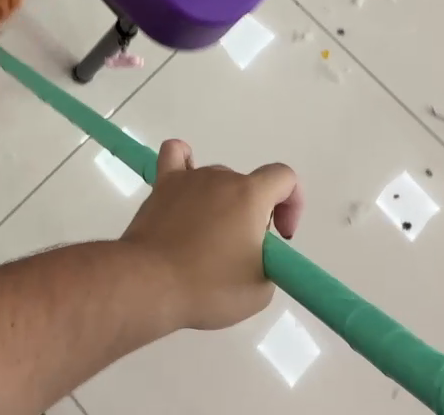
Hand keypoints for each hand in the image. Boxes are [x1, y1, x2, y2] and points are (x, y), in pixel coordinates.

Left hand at [118, 139, 303, 331]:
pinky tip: (187, 184)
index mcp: (248, 195)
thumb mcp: (261, 286)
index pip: (284, 177)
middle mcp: (218, 177)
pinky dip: (185, 163)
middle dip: (253, 214)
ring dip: (222, 203)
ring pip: (216, 180)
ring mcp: (187, 178)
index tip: (280, 236)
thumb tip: (249, 246)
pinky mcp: (161, 184)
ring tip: (209, 237)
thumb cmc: (210, 287)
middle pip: (247, 185)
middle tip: (240, 252)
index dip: (291, 204)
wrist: (152, 282)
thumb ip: (266, 256)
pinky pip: (175, 156)